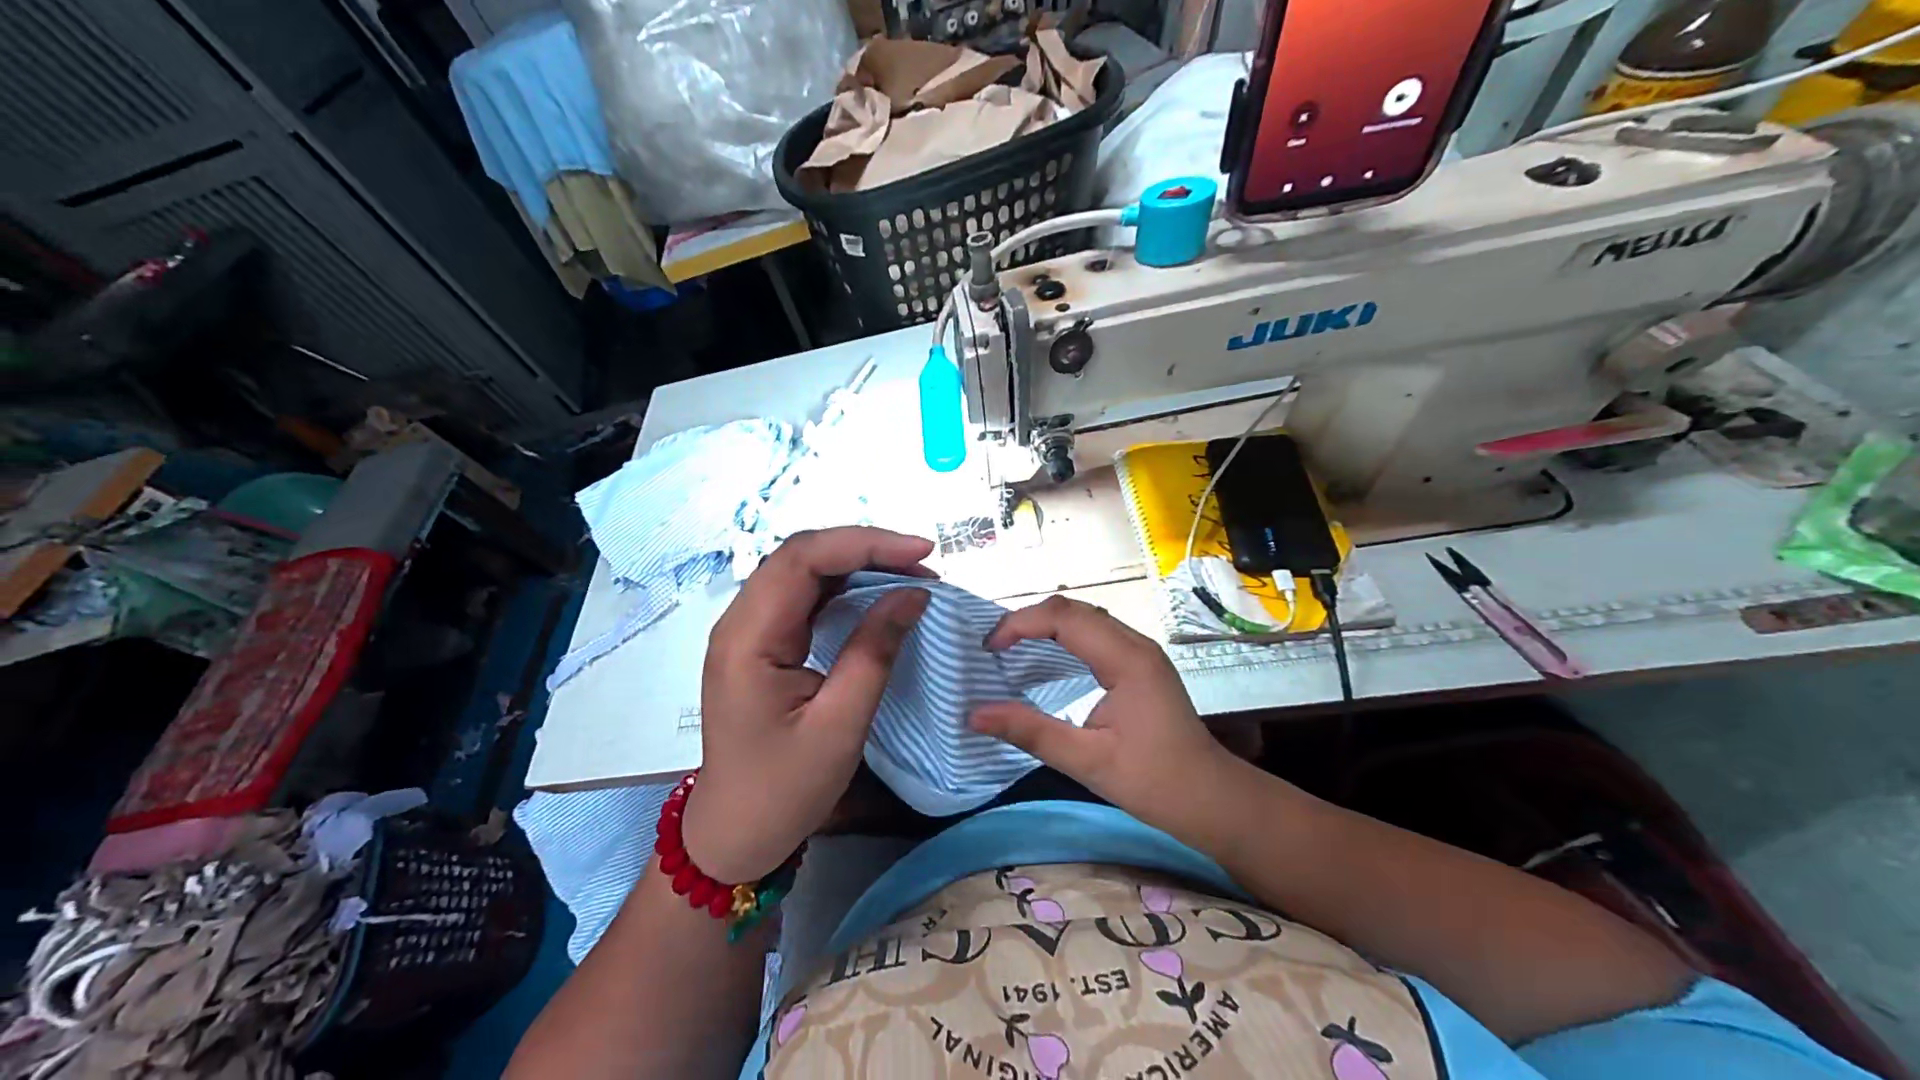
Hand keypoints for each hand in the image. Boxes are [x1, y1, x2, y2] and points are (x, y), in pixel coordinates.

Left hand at [682, 527, 933, 881]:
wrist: (736, 832)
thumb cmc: (784, 788)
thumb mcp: (840, 725)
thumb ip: (875, 652)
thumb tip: (914, 594)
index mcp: (748, 639)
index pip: (802, 559)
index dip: (864, 544)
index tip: (921, 552)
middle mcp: (741, 622)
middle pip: (801, 555)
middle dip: (865, 548)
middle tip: (923, 562)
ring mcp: (749, 630)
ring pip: (804, 571)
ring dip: (858, 564)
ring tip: (911, 573)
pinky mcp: (763, 643)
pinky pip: (805, 596)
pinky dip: (846, 587)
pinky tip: (878, 593)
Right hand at [969, 596, 1245, 836]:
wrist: (1211, 799)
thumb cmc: (1154, 782)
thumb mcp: (1087, 761)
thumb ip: (1031, 732)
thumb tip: (974, 715)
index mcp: (1127, 659)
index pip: (1064, 618)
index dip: (1020, 623)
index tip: (989, 649)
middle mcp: (1135, 644)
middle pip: (1073, 608)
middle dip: (1028, 619)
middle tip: (994, 648)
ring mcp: (1140, 652)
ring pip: (1084, 617)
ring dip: (1045, 625)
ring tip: (1010, 648)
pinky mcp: (1140, 664)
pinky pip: (1094, 633)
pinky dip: (1062, 636)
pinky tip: (1045, 658)